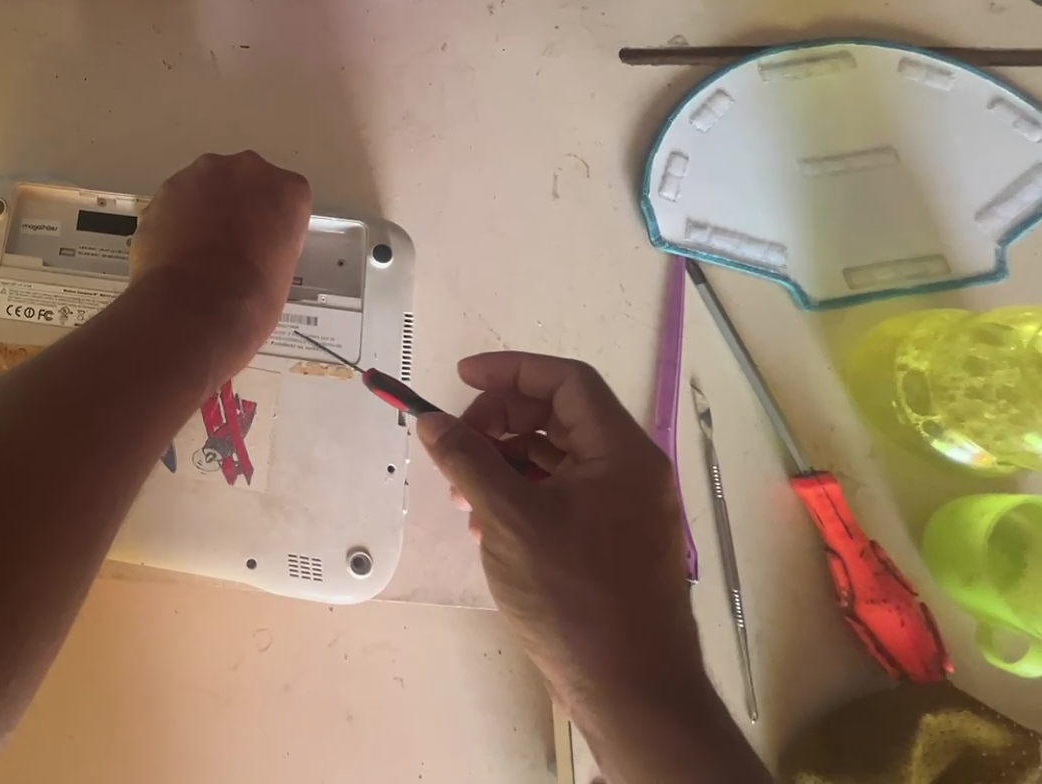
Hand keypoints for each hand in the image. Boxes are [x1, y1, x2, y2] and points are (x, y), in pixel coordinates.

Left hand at [128, 152, 310, 384]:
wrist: (199, 304)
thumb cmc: (252, 296)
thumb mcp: (282, 265)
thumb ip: (269, 238)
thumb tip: (249, 243)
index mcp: (288, 189)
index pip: (281, 197)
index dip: (266, 220)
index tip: (258, 241)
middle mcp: (246, 169)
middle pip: (240, 181)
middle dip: (232, 205)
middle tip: (225, 242)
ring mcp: (201, 175)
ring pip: (202, 187)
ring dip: (199, 209)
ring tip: (194, 250)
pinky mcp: (164, 190)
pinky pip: (172, 203)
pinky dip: (172, 220)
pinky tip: (172, 251)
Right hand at [415, 352, 699, 712]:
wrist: (629, 689)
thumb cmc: (573, 593)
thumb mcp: (507, 516)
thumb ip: (466, 458)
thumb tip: (429, 420)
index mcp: (620, 452)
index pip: (565, 380)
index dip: (509, 369)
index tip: (459, 378)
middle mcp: (627, 469)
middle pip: (554, 414)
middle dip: (497, 420)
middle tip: (456, 443)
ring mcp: (618, 504)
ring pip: (550, 453)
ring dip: (499, 458)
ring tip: (461, 492)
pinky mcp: (605, 535)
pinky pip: (555, 489)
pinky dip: (514, 490)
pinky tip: (482, 520)